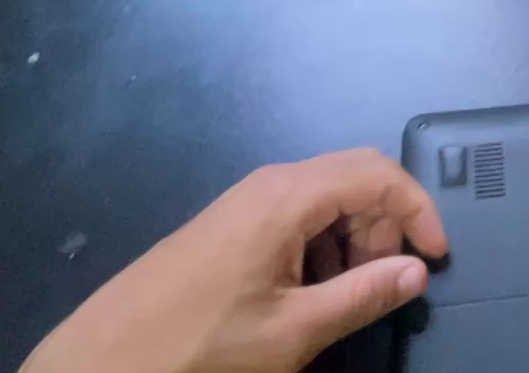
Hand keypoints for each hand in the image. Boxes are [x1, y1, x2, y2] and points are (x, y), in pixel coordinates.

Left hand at [22, 149, 448, 372]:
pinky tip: (307, 296)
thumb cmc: (199, 348)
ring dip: (353, 240)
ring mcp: (248, 201)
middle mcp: (274, 182)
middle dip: (386, 224)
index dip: (418, 209)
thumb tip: (418, 271)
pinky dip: (322, 247)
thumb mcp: (290, 334)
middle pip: (356, 178)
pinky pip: (297, 217)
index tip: (438, 256)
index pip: (379, 175)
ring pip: (328, 198)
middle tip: (387, 282)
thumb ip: (363, 297)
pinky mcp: (231, 224)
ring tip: (345, 298)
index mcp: (291, 194)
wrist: (91, 371)